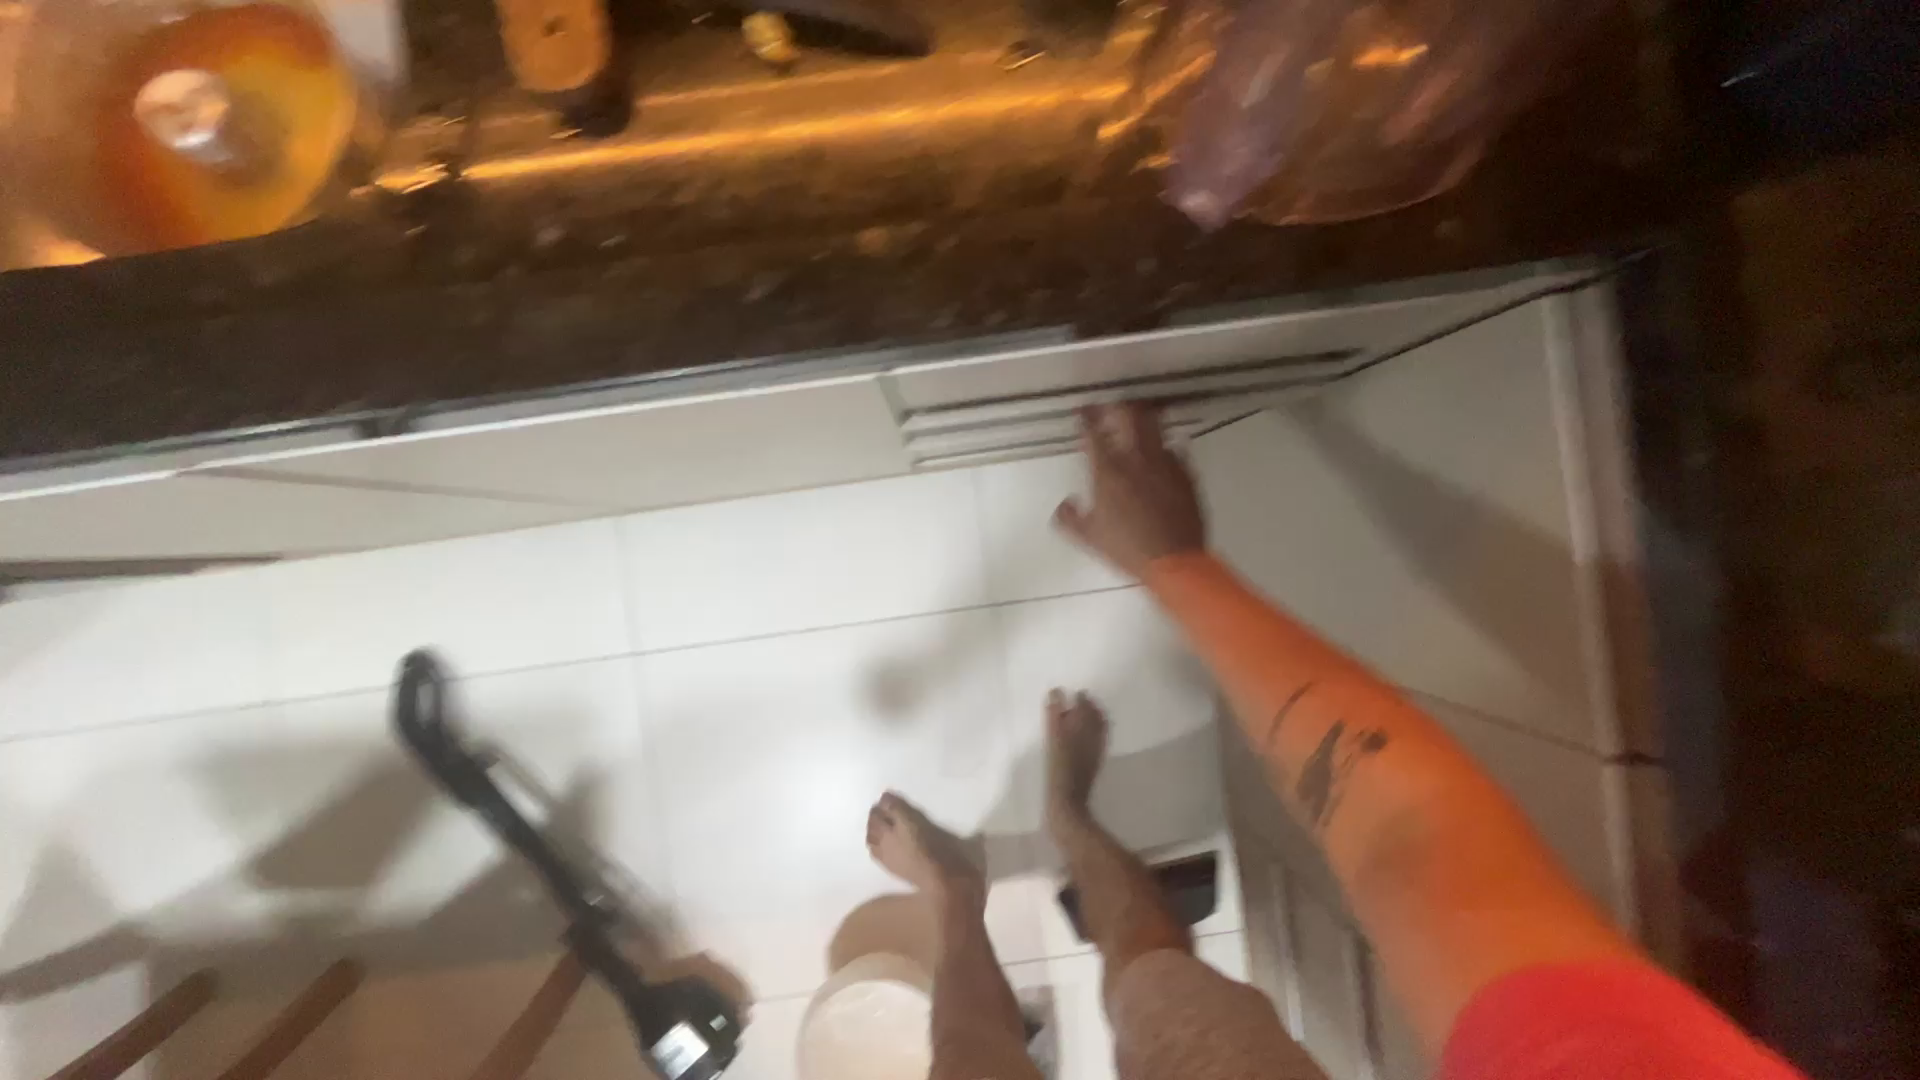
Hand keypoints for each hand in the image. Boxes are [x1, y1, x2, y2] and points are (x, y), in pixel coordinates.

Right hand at [1053, 403, 1206, 579]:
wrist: (1173, 561)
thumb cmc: (1127, 549)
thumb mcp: (1088, 537)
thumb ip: (1070, 517)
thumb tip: (1065, 506)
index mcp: (1108, 471)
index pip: (1093, 432)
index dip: (1086, 416)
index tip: (1082, 412)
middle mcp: (1137, 460)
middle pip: (1129, 414)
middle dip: (1118, 405)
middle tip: (1111, 407)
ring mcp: (1165, 464)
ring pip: (1155, 425)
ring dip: (1143, 419)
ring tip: (1137, 420)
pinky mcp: (1186, 474)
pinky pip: (1175, 449)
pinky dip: (1164, 447)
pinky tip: (1161, 455)